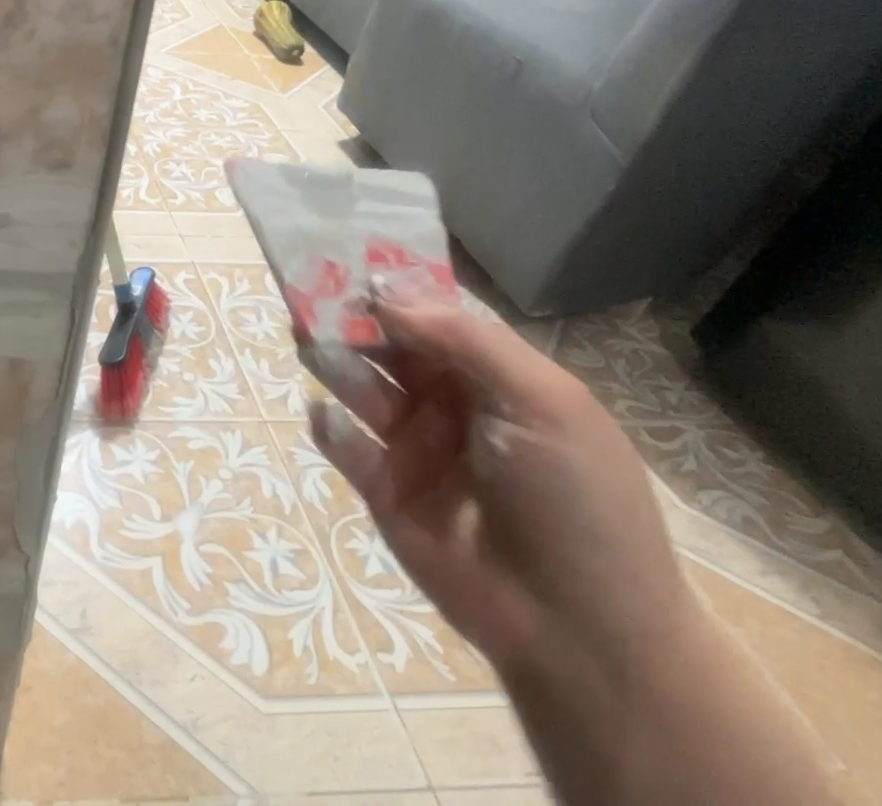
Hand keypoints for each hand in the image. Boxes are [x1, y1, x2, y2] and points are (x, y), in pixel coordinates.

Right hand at [299, 290, 696, 674]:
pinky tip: (325, 414)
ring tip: (306, 337)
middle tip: (309, 291)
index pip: (436, 317)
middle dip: (354, 318)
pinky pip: (345, 446)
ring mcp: (413, 446)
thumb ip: (463, 340)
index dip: (396, 288)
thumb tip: (387, 291)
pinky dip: (329, 426)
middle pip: (389, 347)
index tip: (350, 258)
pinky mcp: (382, 489)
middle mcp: (451, 403)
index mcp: (497, 376)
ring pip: (360, 387)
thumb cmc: (574, 498)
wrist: (575, 623)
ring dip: (334, 360)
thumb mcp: (540, 402)